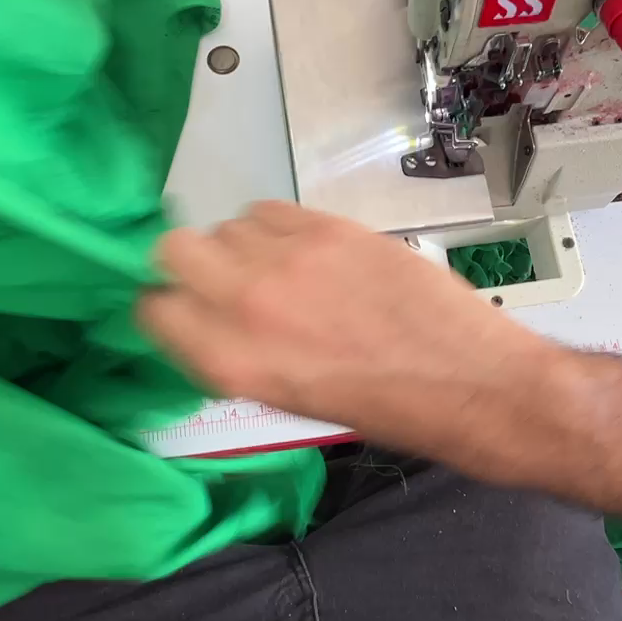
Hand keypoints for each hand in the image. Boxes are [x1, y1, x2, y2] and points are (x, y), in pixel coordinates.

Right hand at [138, 202, 556, 462]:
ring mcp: (290, 259)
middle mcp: (247, 304)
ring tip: (281, 270)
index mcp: (232, 362)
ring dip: (241, 246)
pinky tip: (309, 252)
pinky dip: (278, 228)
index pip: (152, 308)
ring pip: (226, 225)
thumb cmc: (382, 410)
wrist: (469, 382)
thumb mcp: (288, 399)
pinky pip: (271, 209)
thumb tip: (209, 318)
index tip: (182, 308)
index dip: (165, 307)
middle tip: (224, 281)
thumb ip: (236, 354)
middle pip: (174, 249)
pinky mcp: (331, 229)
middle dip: (189, 265)